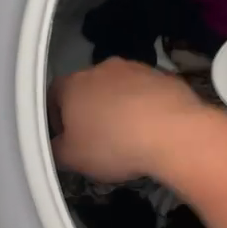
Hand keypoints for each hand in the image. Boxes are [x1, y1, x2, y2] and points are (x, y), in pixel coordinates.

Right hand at [53, 59, 211, 181]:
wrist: (173, 132)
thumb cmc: (113, 144)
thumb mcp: (72, 158)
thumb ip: (56, 150)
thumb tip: (55, 146)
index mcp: (73, 84)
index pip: (53, 94)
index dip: (55, 116)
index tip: (65, 136)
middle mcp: (102, 68)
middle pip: (88, 87)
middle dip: (90, 109)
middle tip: (97, 137)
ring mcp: (136, 69)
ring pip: (120, 87)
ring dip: (119, 105)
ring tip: (128, 134)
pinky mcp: (164, 76)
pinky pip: (147, 92)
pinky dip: (146, 106)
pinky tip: (153, 128)